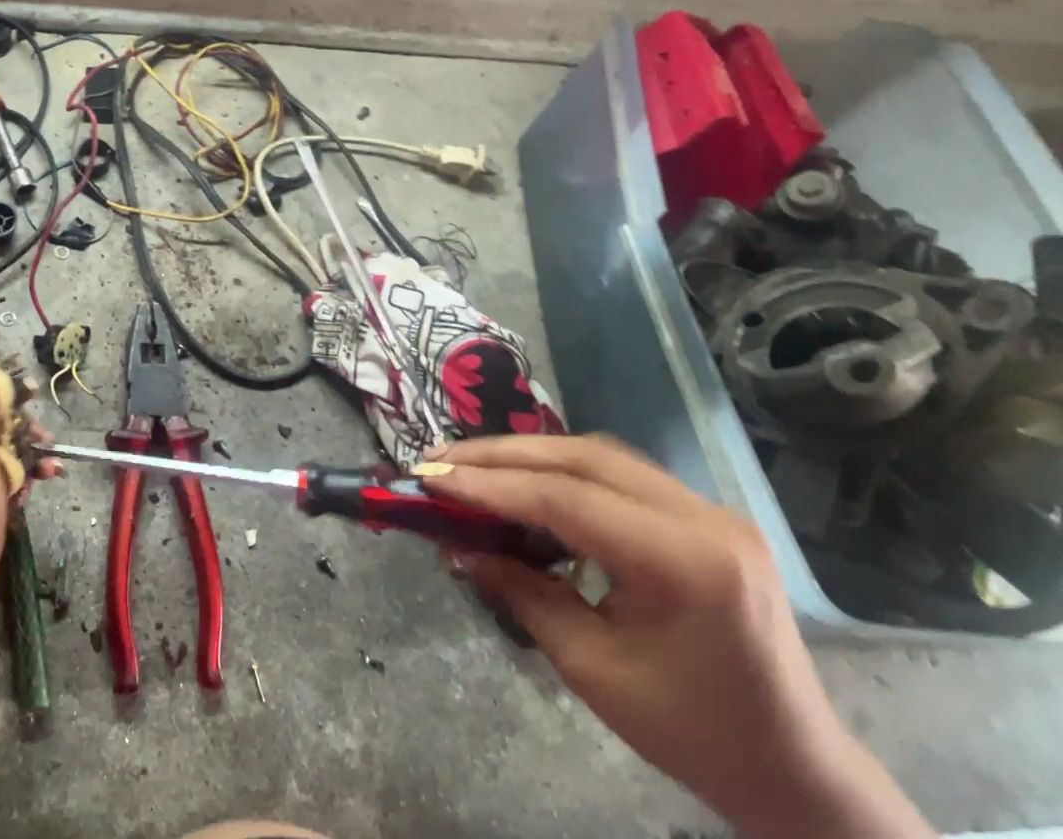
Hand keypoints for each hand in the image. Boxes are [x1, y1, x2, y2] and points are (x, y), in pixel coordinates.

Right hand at [430, 435, 931, 838]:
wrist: (789, 763)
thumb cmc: (688, 728)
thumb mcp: (589, 665)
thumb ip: (521, 592)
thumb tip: (456, 548)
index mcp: (684, 560)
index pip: (568, 499)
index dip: (491, 486)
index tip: (430, 480)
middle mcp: (705, 518)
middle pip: (586, 459)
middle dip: (503, 455)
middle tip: (438, 461)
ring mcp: (713, 513)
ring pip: (603, 459)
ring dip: (531, 458)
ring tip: (469, 466)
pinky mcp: (706, 520)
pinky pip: (623, 479)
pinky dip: (564, 476)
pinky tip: (525, 488)